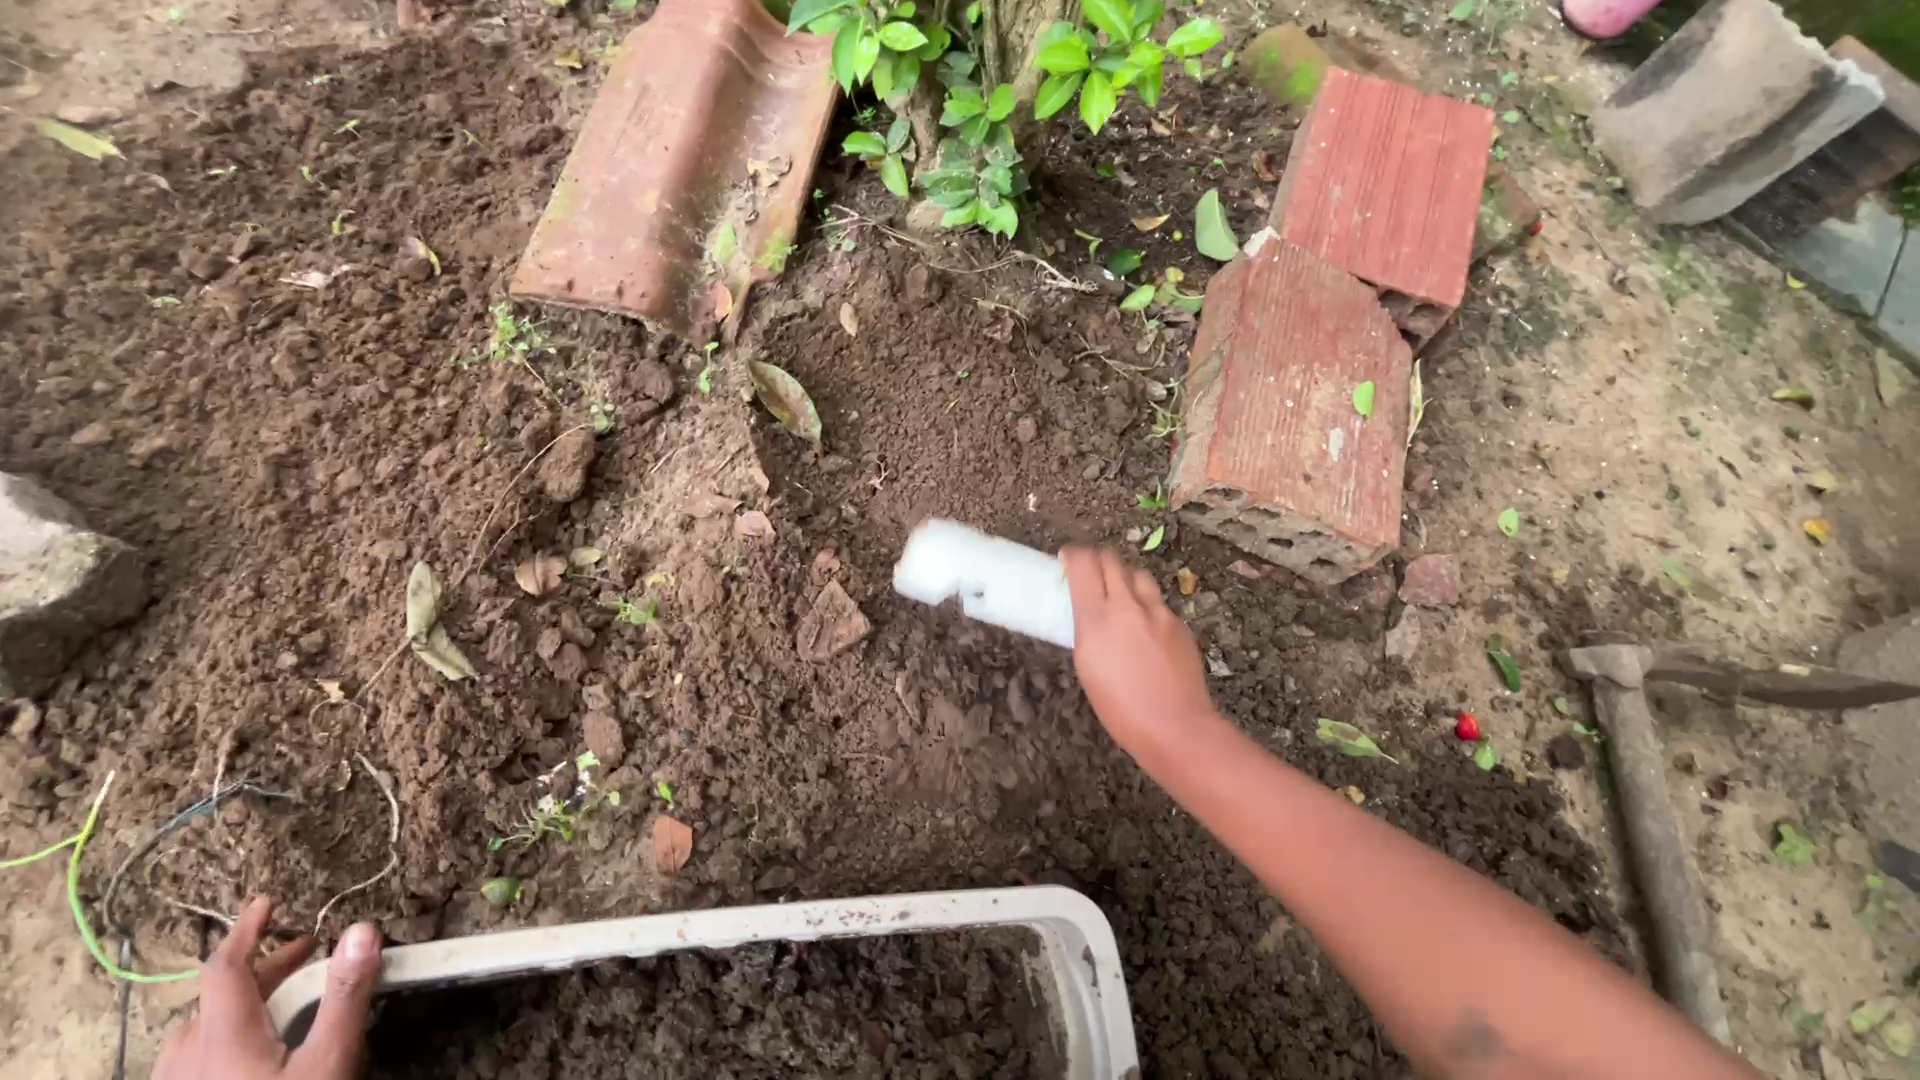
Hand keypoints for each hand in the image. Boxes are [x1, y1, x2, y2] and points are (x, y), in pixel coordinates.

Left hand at [154, 897, 383, 1079]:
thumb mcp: (329, 1059)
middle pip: (217, 998)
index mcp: (222, 1037)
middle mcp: (188, 1058)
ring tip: (282, 1000)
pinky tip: (249, 1052)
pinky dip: (225, 1035)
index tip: (265, 901)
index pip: (225, 968)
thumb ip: (344, 994)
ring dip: (243, 1002)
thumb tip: (363, 927)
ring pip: (200, 1031)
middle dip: (265, 968)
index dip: (245, 931)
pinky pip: (194, 1060)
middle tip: (308, 953)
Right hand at [1061, 546, 1217, 757]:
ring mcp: (1158, 612)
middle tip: (1089, 571)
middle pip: (1111, 559)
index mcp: (1097, 619)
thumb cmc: (1120, 709)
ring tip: (1119, 592)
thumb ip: (1088, 631)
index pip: (1083, 564)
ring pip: (1138, 574)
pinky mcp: (1179, 623)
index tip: (1066, 558)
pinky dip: (1145, 602)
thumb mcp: (1087, 667)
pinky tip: (1144, 624)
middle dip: (1097, 559)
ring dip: (1124, 576)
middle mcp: (1128, 606)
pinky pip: (1158, 600)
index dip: (1072, 554)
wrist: (1175, 726)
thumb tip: (1089, 615)